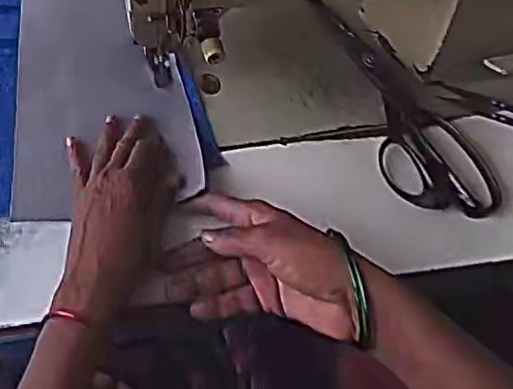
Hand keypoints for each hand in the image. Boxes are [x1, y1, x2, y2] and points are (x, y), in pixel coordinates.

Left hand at [50, 116, 176, 323]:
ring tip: (113, 121)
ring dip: (109, 134)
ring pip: (102, 150)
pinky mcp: (79, 196)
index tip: (161, 139)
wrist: (92, 283)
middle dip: (136, 132)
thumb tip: (169, 183)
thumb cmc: (123, 264)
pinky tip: (74, 143)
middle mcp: (110, 179)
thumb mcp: (153, 232)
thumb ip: (160, 201)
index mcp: (132, 185)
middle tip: (142, 120)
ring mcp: (92, 186)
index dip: (155, 145)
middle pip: (125, 146)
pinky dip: (76, 154)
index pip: (147, 153)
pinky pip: (77, 168)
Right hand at [160, 193, 357, 340]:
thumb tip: (208, 236)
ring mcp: (261, 270)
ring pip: (220, 275)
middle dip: (189, 254)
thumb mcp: (271, 240)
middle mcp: (257, 242)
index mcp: (258, 218)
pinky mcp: (267, 297)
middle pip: (215, 247)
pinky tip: (200, 307)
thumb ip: (236, 238)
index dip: (200, 206)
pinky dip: (216, 304)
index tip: (178, 205)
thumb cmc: (320, 258)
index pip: (222, 208)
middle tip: (165, 262)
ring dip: (197, 282)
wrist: (348, 298)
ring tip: (174, 290)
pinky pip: (234, 299)